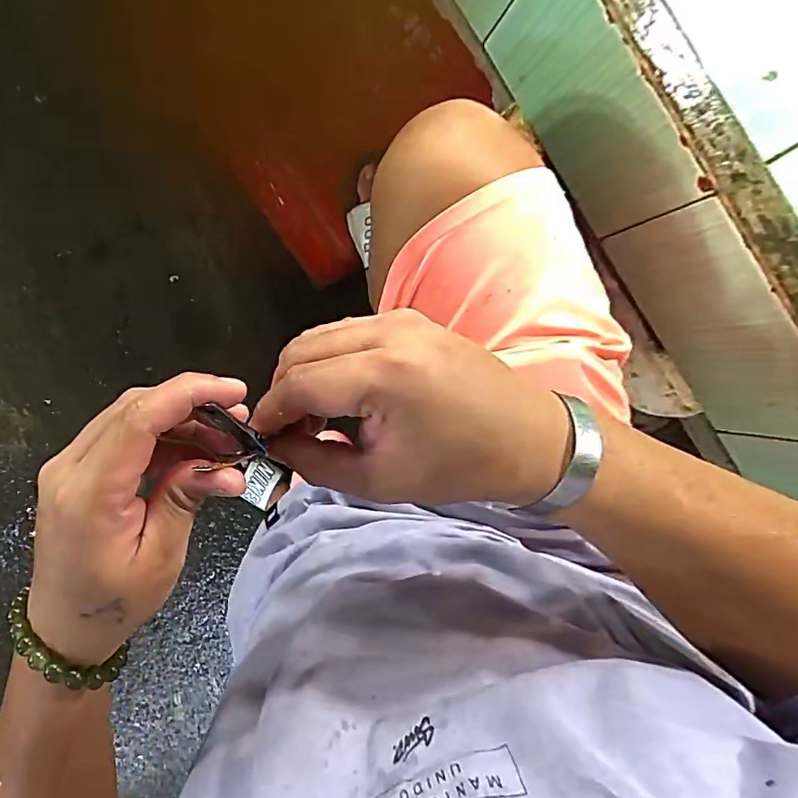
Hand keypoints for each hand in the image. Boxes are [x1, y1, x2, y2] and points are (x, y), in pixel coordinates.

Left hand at [29, 374, 249, 664]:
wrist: (61, 625)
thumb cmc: (111, 603)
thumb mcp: (160, 556)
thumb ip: (185, 498)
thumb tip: (227, 468)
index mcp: (89, 491)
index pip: (138, 418)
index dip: (188, 394)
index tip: (232, 391)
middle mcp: (68, 467)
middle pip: (130, 408)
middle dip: (188, 404)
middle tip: (236, 421)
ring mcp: (64, 465)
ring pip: (123, 416)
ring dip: (173, 418)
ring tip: (220, 438)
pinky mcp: (69, 470)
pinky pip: (114, 435)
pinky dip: (153, 434)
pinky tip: (187, 449)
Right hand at [248, 310, 572, 506]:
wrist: (535, 439)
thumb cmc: (462, 465)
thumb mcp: (380, 480)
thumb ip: (314, 463)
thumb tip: (277, 445)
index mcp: (385, 375)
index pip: (299, 383)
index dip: (271, 411)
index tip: (262, 436)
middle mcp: (388, 333)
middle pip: (299, 352)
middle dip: (281, 391)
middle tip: (286, 427)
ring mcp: (398, 318)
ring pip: (315, 337)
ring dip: (299, 372)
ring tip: (309, 411)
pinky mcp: (406, 317)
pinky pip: (341, 332)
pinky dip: (323, 358)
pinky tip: (335, 390)